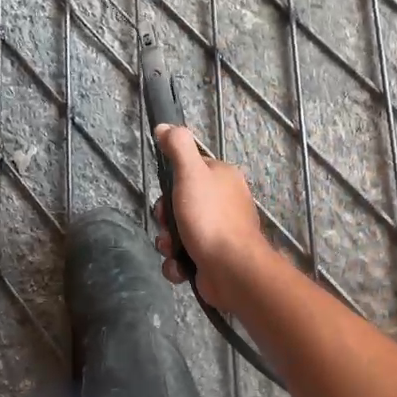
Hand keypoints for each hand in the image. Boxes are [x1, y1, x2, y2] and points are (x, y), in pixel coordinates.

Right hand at [153, 123, 272, 309]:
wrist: (232, 270)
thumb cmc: (210, 216)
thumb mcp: (191, 172)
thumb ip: (178, 146)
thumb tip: (164, 126)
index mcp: (223, 178)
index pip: (190, 171)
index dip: (172, 183)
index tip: (164, 193)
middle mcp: (224, 203)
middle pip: (181, 203)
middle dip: (166, 218)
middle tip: (165, 224)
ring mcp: (220, 233)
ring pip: (180, 231)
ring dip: (168, 242)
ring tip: (172, 251)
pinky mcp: (214, 260)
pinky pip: (186, 257)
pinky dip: (178, 263)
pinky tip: (180, 268)